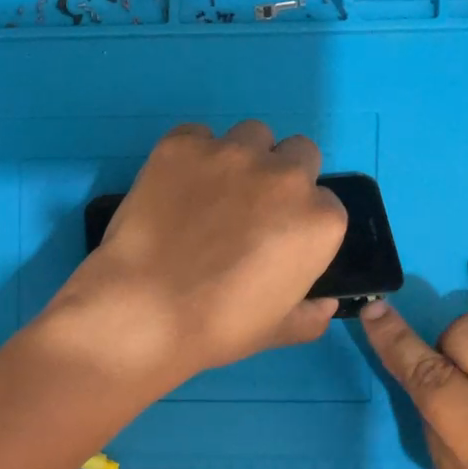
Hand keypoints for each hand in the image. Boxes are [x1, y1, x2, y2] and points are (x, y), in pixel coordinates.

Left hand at [50, 121, 348, 381]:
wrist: (142, 311)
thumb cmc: (214, 328)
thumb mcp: (273, 332)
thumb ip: (307, 315)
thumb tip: (325, 307)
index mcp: (319, 220)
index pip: (322, 204)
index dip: (294, 222)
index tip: (268, 242)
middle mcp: (284, 175)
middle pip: (295, 155)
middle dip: (276, 179)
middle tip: (240, 215)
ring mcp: (233, 154)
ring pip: (249, 137)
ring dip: (237, 160)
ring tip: (204, 198)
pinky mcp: (182, 144)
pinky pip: (195, 137)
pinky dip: (188, 158)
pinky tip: (170, 192)